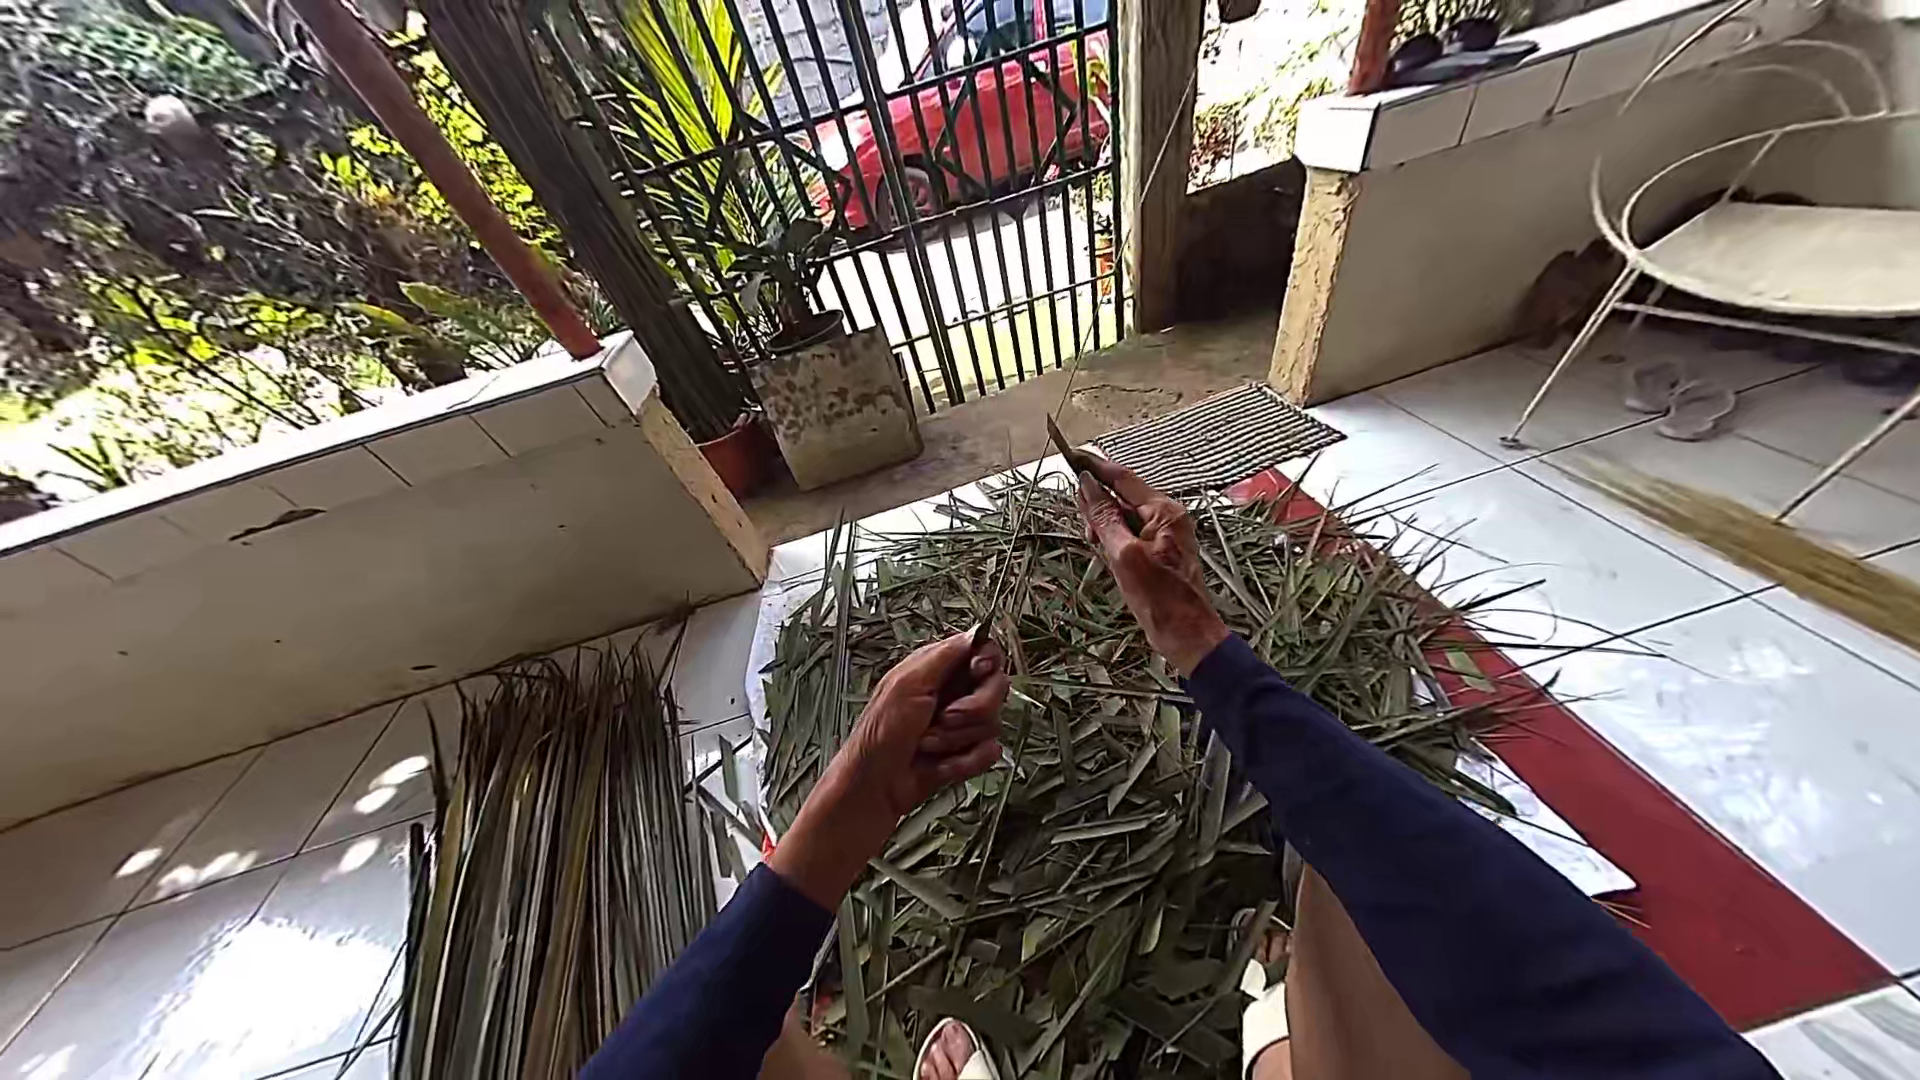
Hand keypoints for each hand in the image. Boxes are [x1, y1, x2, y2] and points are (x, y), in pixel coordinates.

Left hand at [770, 632, 1008, 908]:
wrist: (876, 785)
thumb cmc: (880, 733)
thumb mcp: (907, 683)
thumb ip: (944, 656)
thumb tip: (973, 634)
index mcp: (938, 668)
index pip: (983, 651)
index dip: (987, 660)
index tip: (978, 670)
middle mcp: (953, 692)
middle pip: (996, 686)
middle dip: (973, 707)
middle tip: (946, 716)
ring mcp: (962, 724)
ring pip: (993, 722)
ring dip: (958, 738)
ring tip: (929, 743)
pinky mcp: (967, 751)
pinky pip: (990, 752)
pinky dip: (965, 761)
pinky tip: (941, 763)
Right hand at [1074, 456, 1229, 676]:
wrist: (1187, 635)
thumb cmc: (1160, 599)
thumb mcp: (1124, 556)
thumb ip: (1105, 518)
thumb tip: (1087, 485)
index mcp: (1164, 512)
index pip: (1123, 478)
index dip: (1095, 466)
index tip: (1071, 455)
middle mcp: (1167, 516)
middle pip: (1122, 496)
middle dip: (1097, 504)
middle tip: (1082, 523)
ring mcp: (1163, 533)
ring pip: (1123, 516)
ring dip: (1103, 525)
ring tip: (1095, 546)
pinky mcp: (1158, 550)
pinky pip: (1129, 533)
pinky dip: (1113, 538)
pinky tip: (1107, 554)